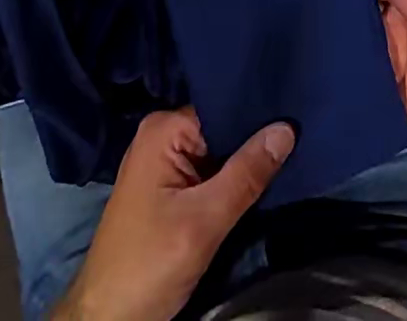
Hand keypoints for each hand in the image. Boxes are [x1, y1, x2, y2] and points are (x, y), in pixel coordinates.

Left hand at [52, 107, 293, 320]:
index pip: (224, 107)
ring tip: (288, 159)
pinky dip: (232, 179)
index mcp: (163, 128)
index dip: (259, 116)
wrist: (108, 320)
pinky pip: (211, 171)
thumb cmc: (148, 264)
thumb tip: (287, 128)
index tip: (297, 118)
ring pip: (220, 152)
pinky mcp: (171, 187)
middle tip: (298, 143)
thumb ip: (246, 172)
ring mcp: (165, 161)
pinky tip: (259, 181)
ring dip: (246, 163)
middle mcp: (162, 135)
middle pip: (223, 128)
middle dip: (255, 140)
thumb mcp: (203, 220)